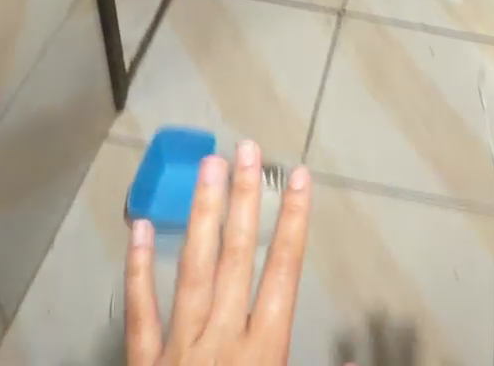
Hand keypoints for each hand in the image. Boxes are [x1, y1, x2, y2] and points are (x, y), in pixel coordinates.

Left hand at [126, 140, 312, 365]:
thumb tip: (354, 358)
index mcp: (263, 352)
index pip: (284, 272)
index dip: (294, 221)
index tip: (300, 176)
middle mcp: (222, 340)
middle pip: (237, 257)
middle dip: (244, 199)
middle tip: (246, 149)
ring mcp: (178, 349)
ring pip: (194, 271)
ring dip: (203, 215)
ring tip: (208, 166)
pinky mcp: (144, 365)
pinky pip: (140, 313)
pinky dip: (139, 270)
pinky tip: (141, 227)